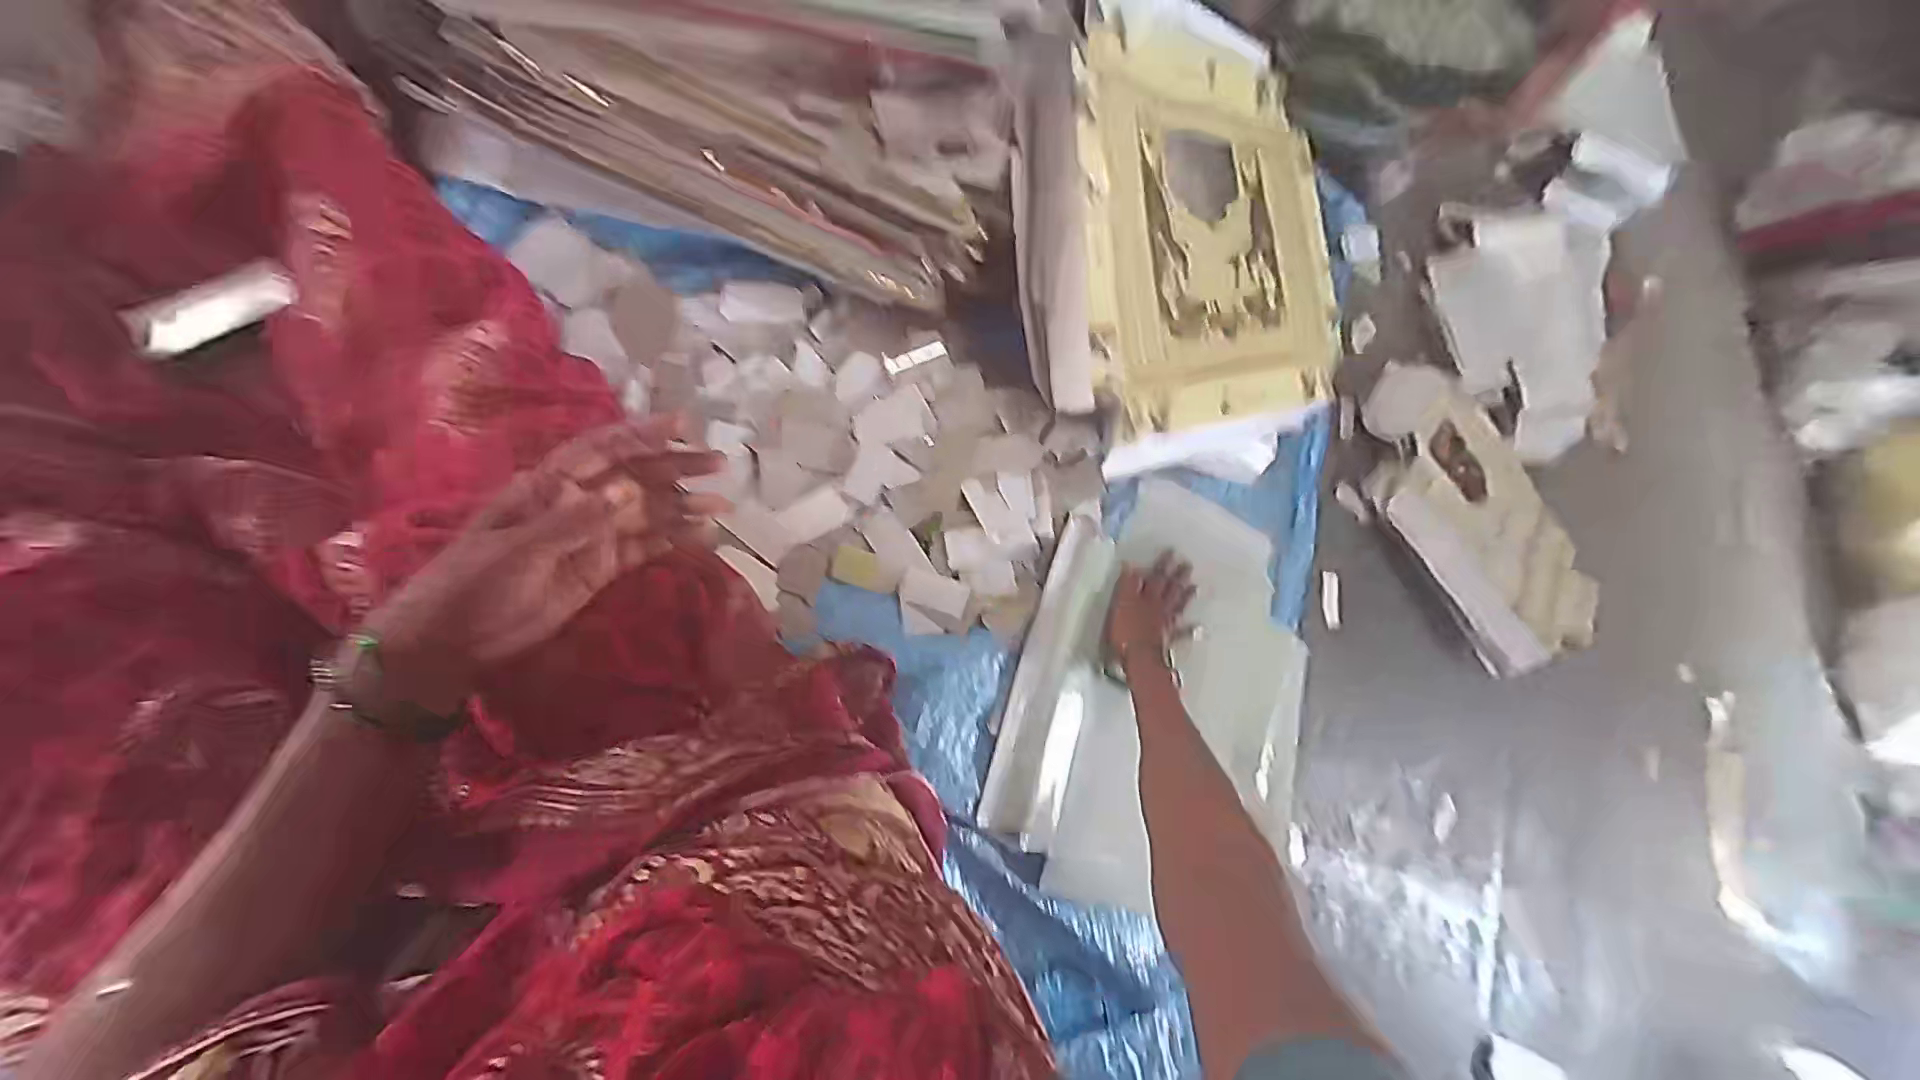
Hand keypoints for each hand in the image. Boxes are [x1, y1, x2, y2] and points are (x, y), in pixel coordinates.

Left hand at [352, 415, 727, 711]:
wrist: (451, 642)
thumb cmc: (471, 586)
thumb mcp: (516, 551)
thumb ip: (572, 521)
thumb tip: (626, 491)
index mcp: (549, 487)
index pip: (602, 450)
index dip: (641, 434)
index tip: (683, 425)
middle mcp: (577, 504)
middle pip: (635, 478)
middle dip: (677, 467)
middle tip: (718, 464)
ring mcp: (591, 537)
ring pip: (646, 513)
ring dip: (683, 507)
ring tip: (722, 506)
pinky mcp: (601, 568)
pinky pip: (644, 548)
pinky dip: (672, 540)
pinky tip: (700, 535)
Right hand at [1105, 551, 1195, 675]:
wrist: (1139, 658)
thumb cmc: (1124, 632)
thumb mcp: (1120, 604)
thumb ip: (1126, 585)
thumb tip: (1131, 565)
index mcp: (1146, 598)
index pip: (1155, 577)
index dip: (1162, 564)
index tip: (1171, 552)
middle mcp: (1158, 608)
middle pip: (1170, 589)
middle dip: (1177, 576)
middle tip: (1187, 564)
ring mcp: (1165, 624)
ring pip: (1177, 606)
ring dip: (1186, 596)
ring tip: (1195, 586)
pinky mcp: (1167, 640)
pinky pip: (1181, 633)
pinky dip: (1190, 630)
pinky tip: (1199, 627)